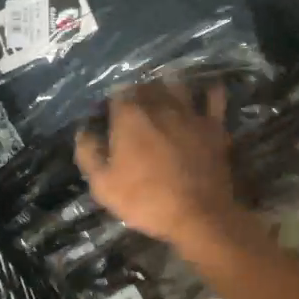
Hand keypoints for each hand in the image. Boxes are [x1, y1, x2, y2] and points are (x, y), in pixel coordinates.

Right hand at [75, 81, 242, 250]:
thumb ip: (88, 153)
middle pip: (145, 85)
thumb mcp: (102, 185)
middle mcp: (159, 106)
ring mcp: (190, 113)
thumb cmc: (145, 200)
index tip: (106, 114)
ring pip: (177, 83)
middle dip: (136, 91)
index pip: (116, 93)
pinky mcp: (214, 125)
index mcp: (129, 117)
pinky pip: (214, 96)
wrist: (198, 215)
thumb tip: (83, 132)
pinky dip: (208, 89)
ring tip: (162, 91)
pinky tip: (204, 89)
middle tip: (131, 105)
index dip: (110, 102)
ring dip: (167, 84)